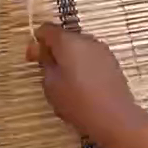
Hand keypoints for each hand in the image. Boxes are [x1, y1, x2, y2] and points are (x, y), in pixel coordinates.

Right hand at [27, 24, 145, 146]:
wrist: (115, 118)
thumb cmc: (77, 101)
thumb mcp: (51, 84)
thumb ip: (44, 62)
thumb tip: (41, 50)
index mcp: (67, 41)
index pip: (46, 29)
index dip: (36, 42)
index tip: (33, 59)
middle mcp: (86, 39)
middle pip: (64, 36)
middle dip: (54, 50)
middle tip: (47, 71)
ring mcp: (102, 49)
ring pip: (79, 47)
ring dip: (69, 57)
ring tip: (65, 80)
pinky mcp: (112, 62)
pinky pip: (91, 56)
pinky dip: (83, 64)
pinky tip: (82, 83)